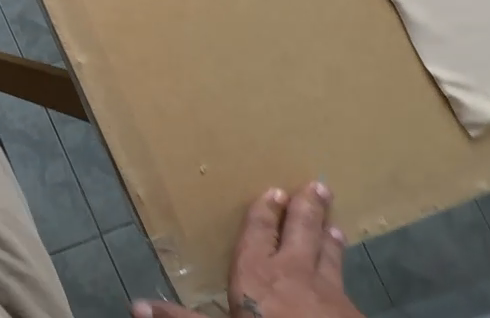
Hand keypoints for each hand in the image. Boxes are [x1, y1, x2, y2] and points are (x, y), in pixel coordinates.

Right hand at [134, 184, 361, 317]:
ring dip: (328, 236)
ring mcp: (328, 291)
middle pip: (300, 232)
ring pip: (328, 255)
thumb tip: (135, 306)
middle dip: (307, 208)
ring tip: (334, 222)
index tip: (274, 190)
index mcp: (255, 271)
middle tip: (319, 184)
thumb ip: (182, 317)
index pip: (259, 232)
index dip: (265, 211)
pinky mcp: (353, 311)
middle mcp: (292, 271)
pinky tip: (343, 265)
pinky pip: (345, 280)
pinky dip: (341, 263)